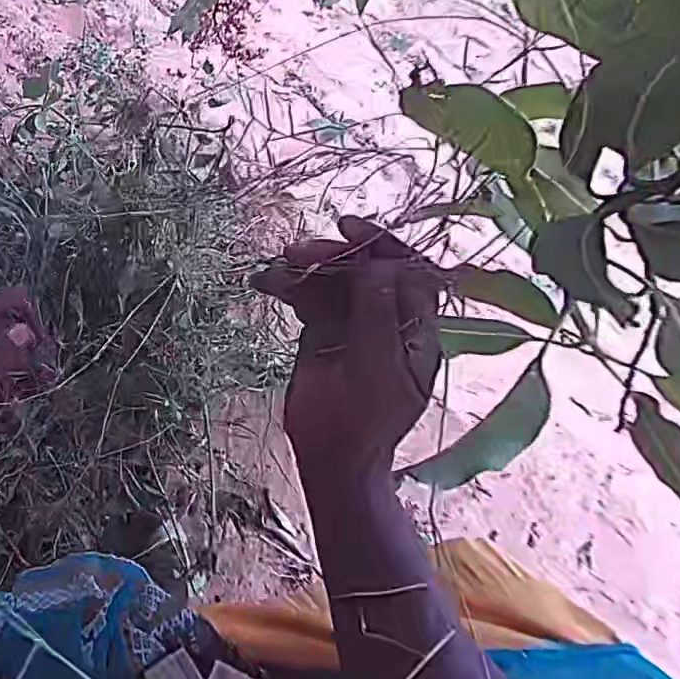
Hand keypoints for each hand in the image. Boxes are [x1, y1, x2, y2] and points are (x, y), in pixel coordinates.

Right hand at [251, 218, 444, 485]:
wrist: (331, 452)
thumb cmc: (365, 418)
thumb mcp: (377, 367)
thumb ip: (379, 315)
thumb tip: (378, 266)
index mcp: (415, 327)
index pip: (406, 271)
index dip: (381, 244)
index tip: (347, 226)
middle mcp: (385, 318)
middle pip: (363, 271)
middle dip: (332, 256)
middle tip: (295, 252)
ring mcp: (351, 324)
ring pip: (330, 282)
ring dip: (303, 270)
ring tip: (274, 270)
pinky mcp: (320, 332)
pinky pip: (306, 299)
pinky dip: (286, 287)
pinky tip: (264, 283)